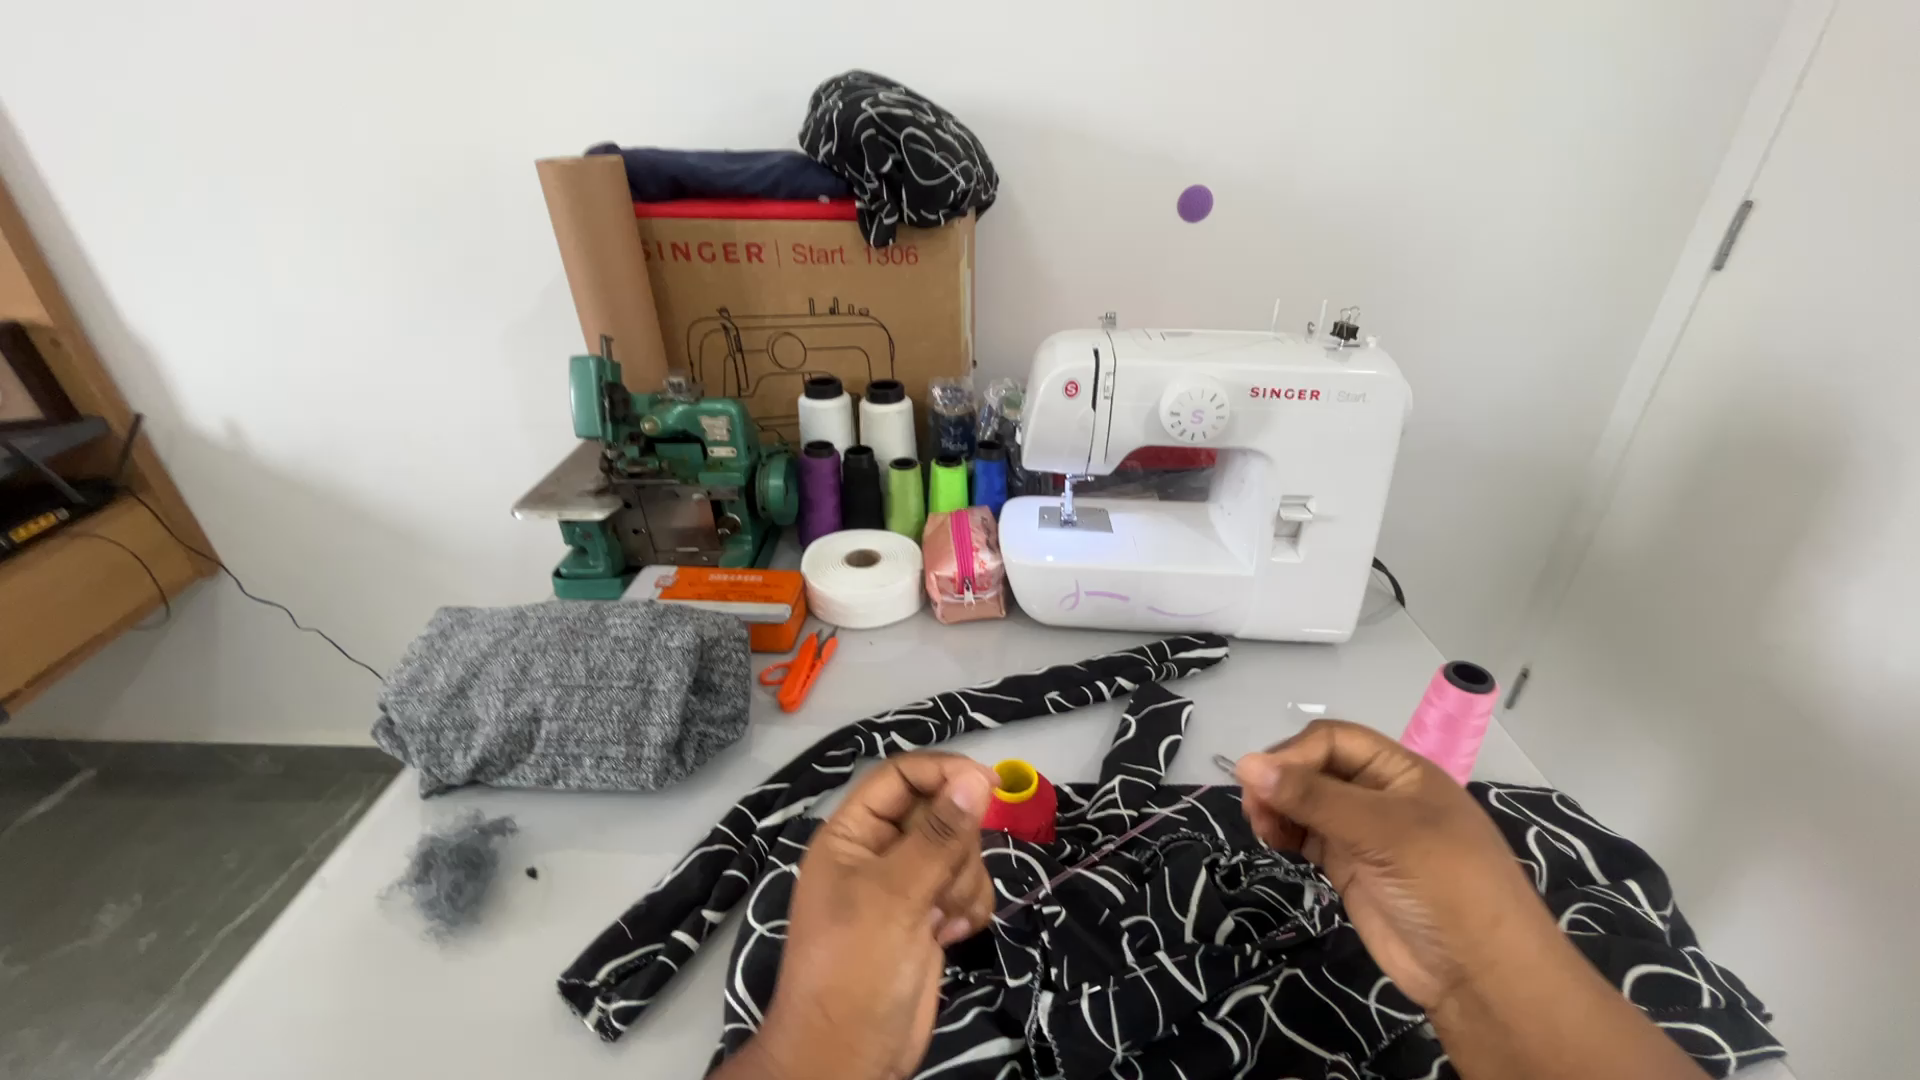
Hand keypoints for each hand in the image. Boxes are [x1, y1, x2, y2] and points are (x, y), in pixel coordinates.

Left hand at [726, 752, 995, 1079]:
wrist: (849, 1060)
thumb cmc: (855, 967)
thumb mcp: (893, 895)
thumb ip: (939, 835)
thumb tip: (977, 778)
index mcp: (851, 834)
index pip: (900, 777)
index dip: (942, 772)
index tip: (988, 784)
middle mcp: (879, 852)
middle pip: (938, 812)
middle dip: (955, 844)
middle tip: (945, 880)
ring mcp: (906, 885)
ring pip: (959, 850)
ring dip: (964, 880)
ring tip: (943, 917)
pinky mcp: (930, 916)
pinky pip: (967, 886)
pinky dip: (970, 905)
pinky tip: (953, 934)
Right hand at [1234, 719, 1558, 1009]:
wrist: (1482, 978)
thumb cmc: (1445, 886)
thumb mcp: (1382, 832)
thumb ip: (1313, 797)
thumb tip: (1244, 764)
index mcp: (1400, 771)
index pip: (1333, 740)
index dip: (1294, 754)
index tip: (1261, 781)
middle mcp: (1379, 793)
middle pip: (1314, 766)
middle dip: (1280, 780)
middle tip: (1256, 808)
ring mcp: (1362, 831)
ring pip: (1304, 800)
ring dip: (1276, 805)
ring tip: (1262, 827)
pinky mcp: (1348, 864)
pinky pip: (1305, 833)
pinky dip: (1283, 831)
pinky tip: (1273, 840)